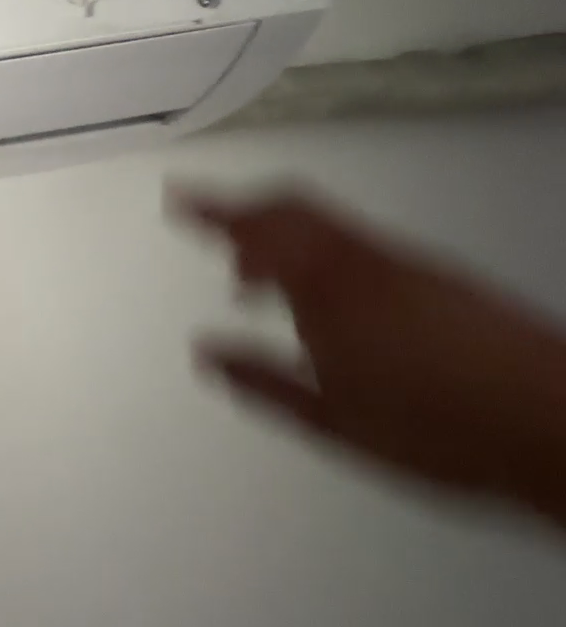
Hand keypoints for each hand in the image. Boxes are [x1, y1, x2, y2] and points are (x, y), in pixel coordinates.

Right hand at [181, 191, 565, 521]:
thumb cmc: (440, 429)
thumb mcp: (329, 420)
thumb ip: (260, 380)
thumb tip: (206, 353)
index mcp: (325, 289)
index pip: (255, 227)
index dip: (210, 209)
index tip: (178, 197)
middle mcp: (367, 264)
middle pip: (294, 208)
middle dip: (247, 211)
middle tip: (216, 226)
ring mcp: (413, 268)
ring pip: (330, 225)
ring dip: (285, 237)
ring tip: (263, 275)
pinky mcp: (448, 281)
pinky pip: (365, 244)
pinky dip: (324, 252)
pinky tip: (329, 295)